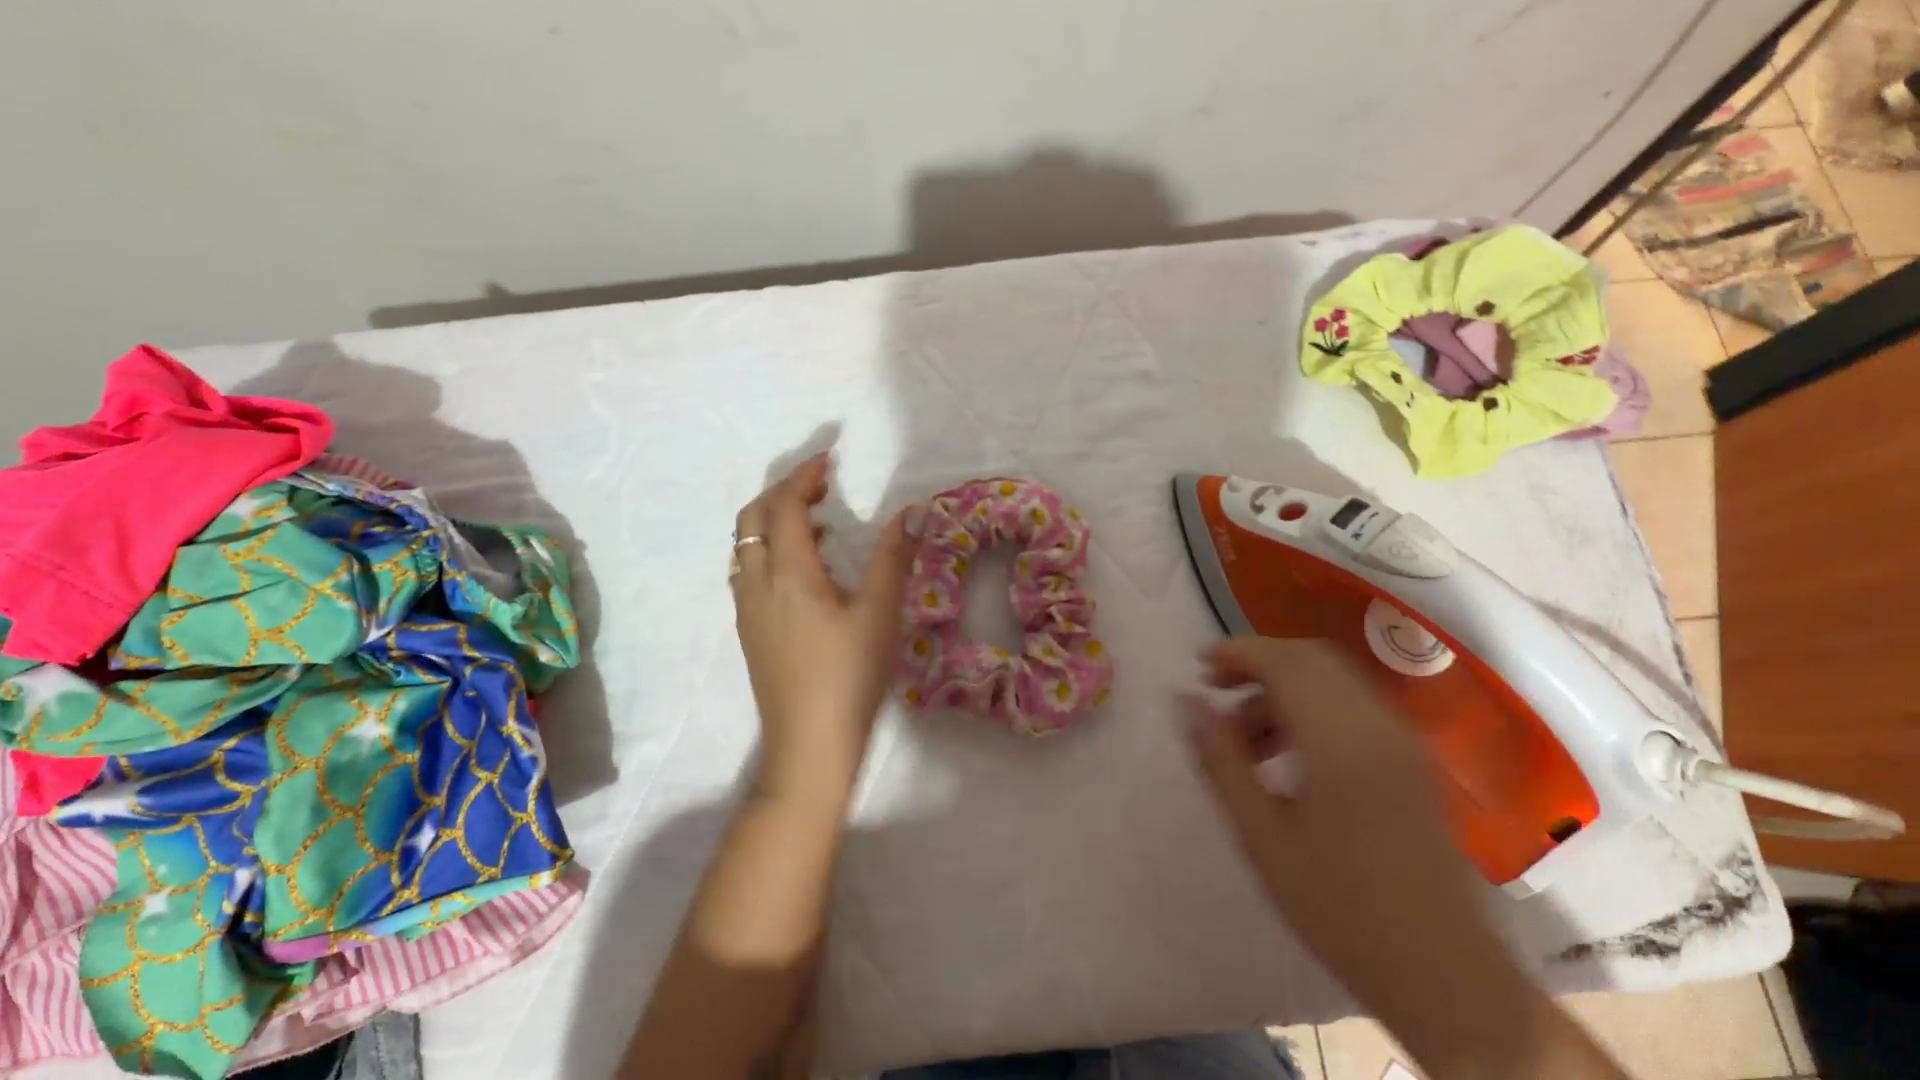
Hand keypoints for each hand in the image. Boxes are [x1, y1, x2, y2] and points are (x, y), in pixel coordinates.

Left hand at [731, 455, 913, 804]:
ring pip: (746, 546)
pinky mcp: (749, 632)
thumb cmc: (849, 677)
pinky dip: (769, 551)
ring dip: (774, 522)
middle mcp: (756, 583)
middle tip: (823, 486)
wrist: (808, 745)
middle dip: (783, 492)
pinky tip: (804, 572)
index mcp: (788, 573)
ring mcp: (747, 610)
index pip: (784, 505)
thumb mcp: (880, 614)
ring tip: (820, 525)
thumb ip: (892, 558)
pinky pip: (748, 571)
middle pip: (753, 518)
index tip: (831, 460)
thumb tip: (909, 512)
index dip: (804, 476)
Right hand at [1186, 638, 1489, 993]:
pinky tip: (1290, 757)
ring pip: (1335, 683)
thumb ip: (1221, 761)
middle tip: (1215, 695)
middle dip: (1259, 665)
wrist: (1440, 968)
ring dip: (1285, 690)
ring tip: (1246, 742)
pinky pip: (1356, 709)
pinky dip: (1315, 710)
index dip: (1238, 652)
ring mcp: (1403, 742)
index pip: (1285, 661)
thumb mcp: (1261, 836)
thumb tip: (1188, 704)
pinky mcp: (1414, 762)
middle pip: (1312, 660)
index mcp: (1340, 740)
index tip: (1198, 667)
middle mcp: (1378, 725)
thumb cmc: (1338, 907)